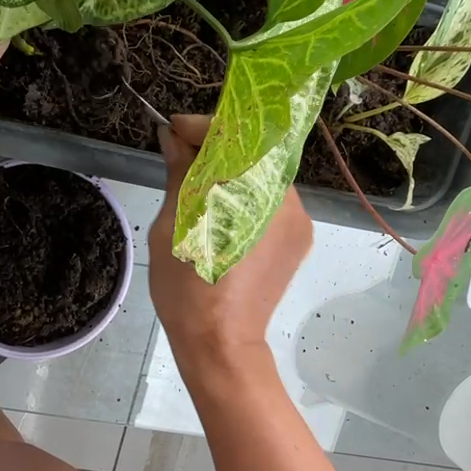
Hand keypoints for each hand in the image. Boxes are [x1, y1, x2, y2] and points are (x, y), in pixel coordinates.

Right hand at [147, 114, 313, 370]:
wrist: (220, 344)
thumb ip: (180, 176)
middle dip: (218, 148)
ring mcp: (297, 219)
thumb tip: (172, 138)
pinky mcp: (298, 239)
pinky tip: (220, 218)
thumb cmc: (186, 289)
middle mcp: (286, 197)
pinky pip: (271, 204)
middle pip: (253, 153)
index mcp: (252, 189)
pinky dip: (246, 199)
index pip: (236, 133)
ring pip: (263, 178)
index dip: (203, 126)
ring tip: (198, 188)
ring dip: (232, 174)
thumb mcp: (172, 227)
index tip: (173, 129)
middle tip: (181, 154)